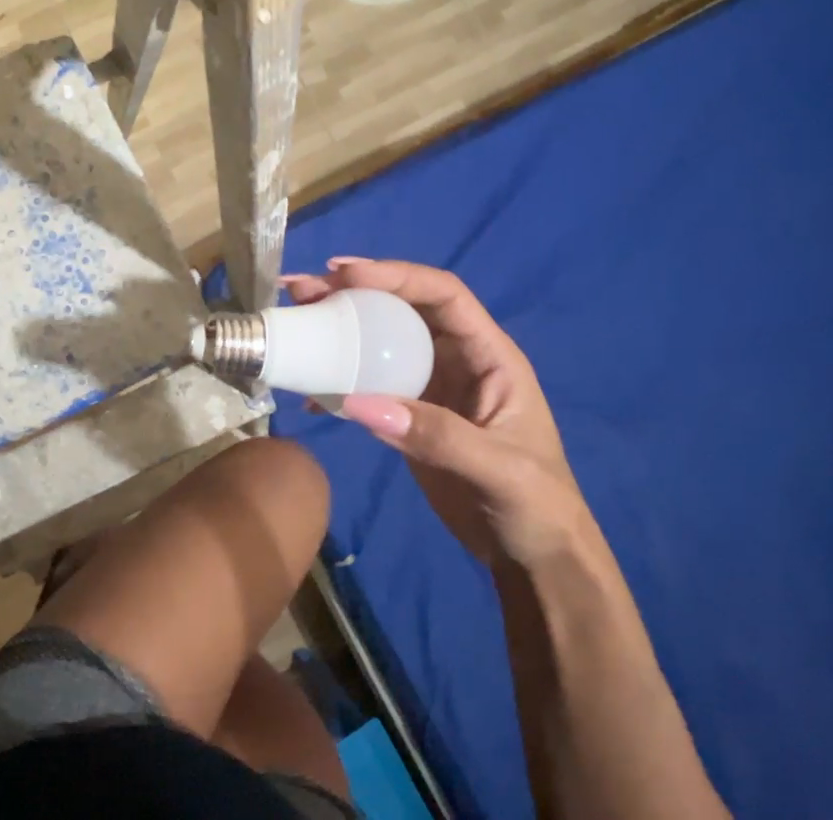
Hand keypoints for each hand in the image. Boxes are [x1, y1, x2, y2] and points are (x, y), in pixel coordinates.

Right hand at [283, 258, 590, 566]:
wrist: (535, 556)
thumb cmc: (536, 506)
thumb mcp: (497, 469)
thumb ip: (433, 434)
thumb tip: (355, 402)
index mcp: (490, 356)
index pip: (444, 296)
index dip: (396, 276)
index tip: (345, 275)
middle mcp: (457, 362)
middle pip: (402, 311)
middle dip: (354, 293)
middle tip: (302, 289)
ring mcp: (430, 390)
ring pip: (379, 344)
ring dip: (338, 329)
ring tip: (295, 320)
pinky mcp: (408, 419)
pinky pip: (368, 387)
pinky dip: (337, 382)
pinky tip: (307, 391)